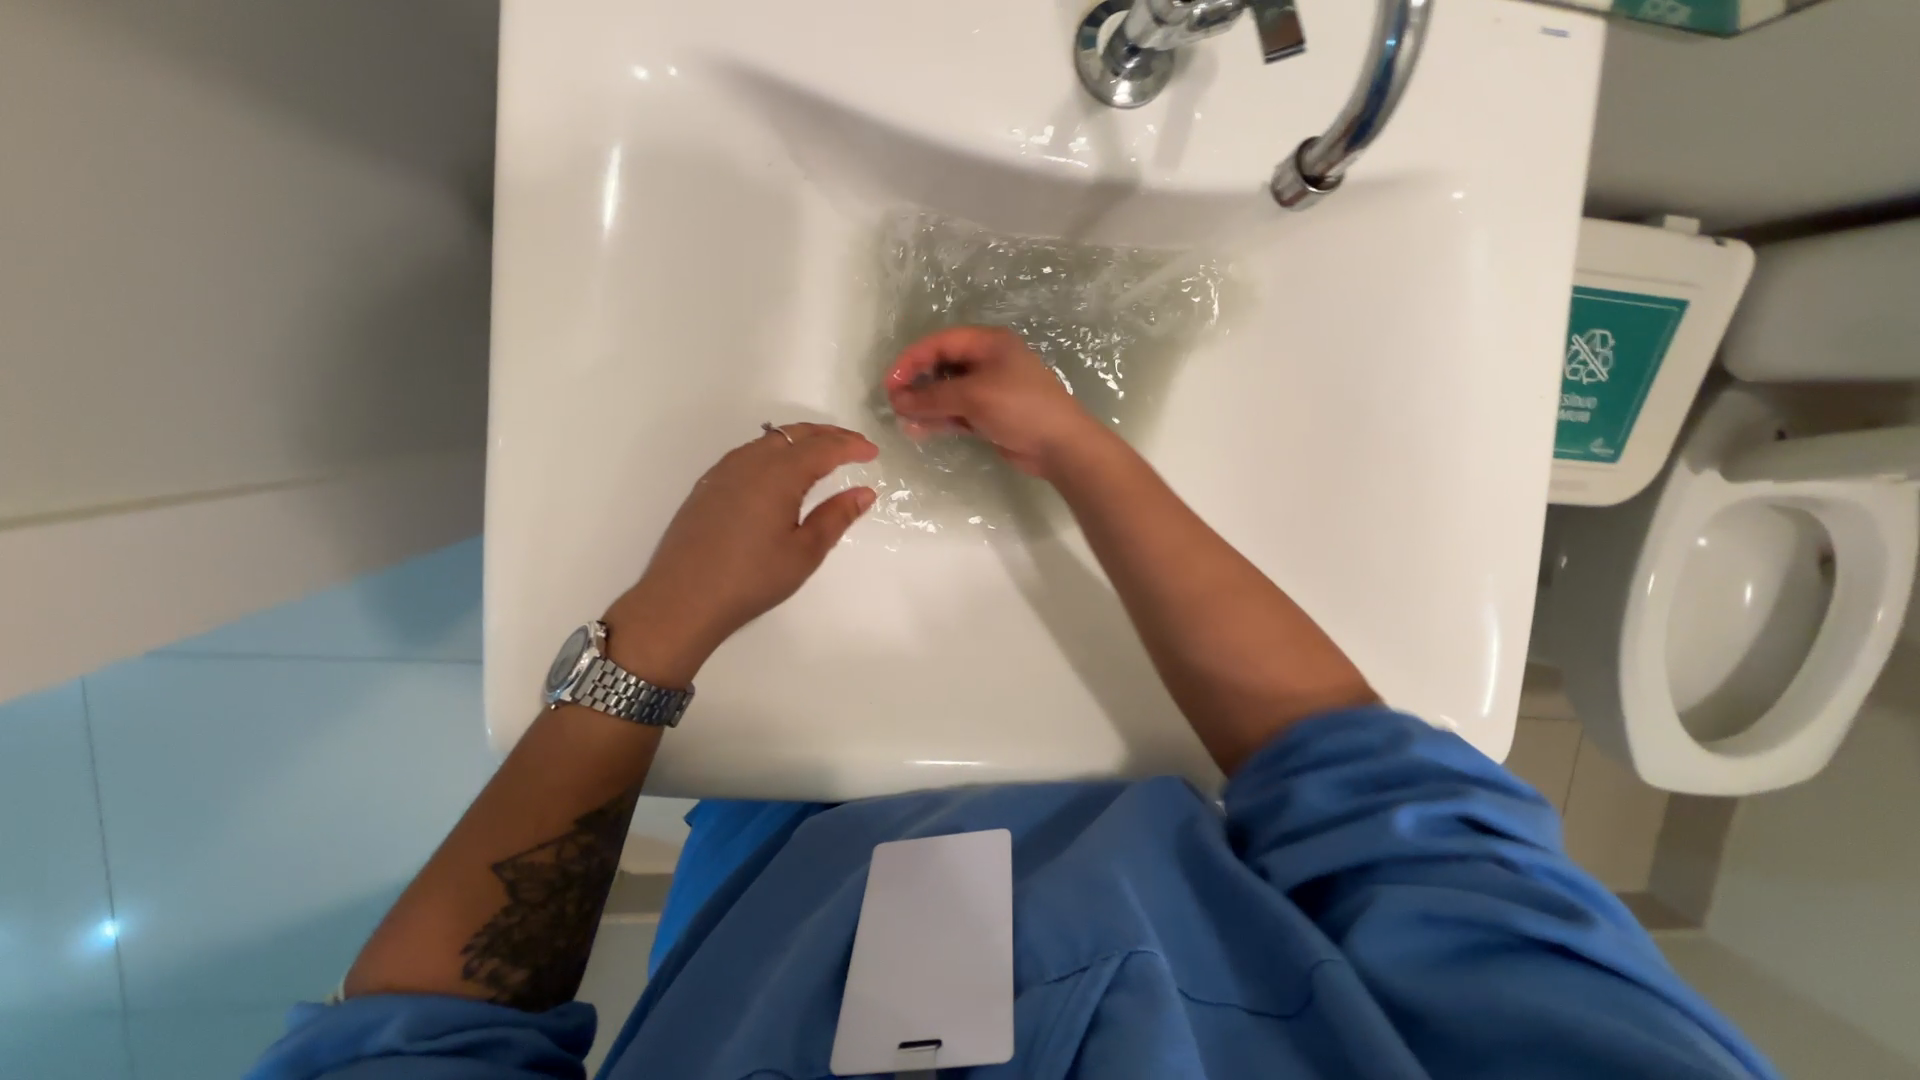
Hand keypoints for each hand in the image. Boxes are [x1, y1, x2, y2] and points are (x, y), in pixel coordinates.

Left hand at [603, 424, 876, 683]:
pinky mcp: (708, 486)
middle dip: (828, 435)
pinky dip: (775, 452)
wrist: (682, 599)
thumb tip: (864, 492)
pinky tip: (780, 473)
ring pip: (769, 440)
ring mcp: (724, 472)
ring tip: (822, 455)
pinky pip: (749, 453)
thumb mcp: (804, 552)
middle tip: (854, 446)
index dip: (851, 446)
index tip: (873, 452)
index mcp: (778, 475)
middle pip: (795, 434)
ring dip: (799, 440)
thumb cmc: (752, 579)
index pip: (823, 448)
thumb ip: (836, 516)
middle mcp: (750, 462)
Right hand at [884, 325, 1105, 477]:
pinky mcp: (990, 415)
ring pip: (948, 393)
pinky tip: (919, 429)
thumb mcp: (973, 396)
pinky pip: (957, 412)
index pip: (940, 343)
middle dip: (917, 383)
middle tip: (894, 402)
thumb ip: (932, 397)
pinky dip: (939, 419)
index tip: (890, 382)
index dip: (911, 360)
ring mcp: (989, 390)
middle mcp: (987, 362)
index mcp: (988, 343)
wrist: (1059, 444)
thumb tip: (897, 400)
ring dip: (925, 405)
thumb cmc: (1020, 407)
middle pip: (942, 366)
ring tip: (903, 419)